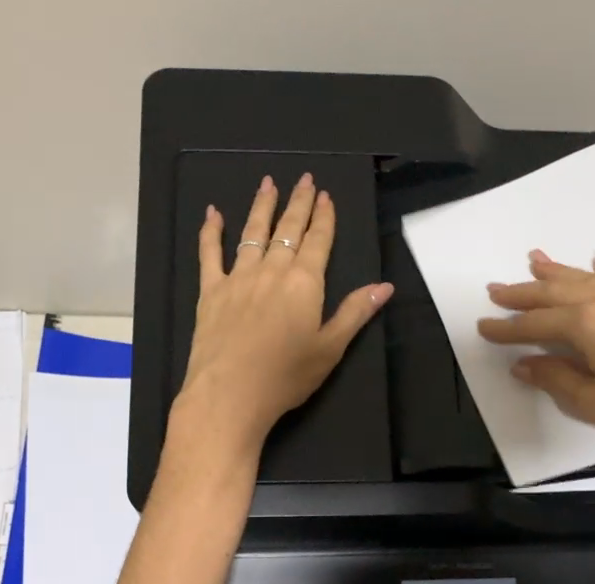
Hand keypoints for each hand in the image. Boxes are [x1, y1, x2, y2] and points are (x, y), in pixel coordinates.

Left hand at [174, 174, 393, 455]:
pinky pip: (210, 254)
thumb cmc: (285, 377)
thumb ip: (354, 314)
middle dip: (297, 203)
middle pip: (287, 229)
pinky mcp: (210, 292)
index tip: (325, 196)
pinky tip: (212, 213)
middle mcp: (272, 270)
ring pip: (252, 233)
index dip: (323, 218)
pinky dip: (211, 231)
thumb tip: (384, 286)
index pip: (318, 241)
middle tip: (303, 179)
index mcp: (305, 283)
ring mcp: (238, 278)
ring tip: (267, 184)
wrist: (230, 393)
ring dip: (261, 206)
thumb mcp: (329, 349)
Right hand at [479, 250, 594, 477]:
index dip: (506, 328)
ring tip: (535, 260)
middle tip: (496, 290)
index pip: (535, 325)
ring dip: (559, 272)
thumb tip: (525, 365)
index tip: (482, 327)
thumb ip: (555, 379)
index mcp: (585, 324)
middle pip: (557, 294)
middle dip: (524, 293)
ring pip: (589, 279)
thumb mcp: (592, 401)